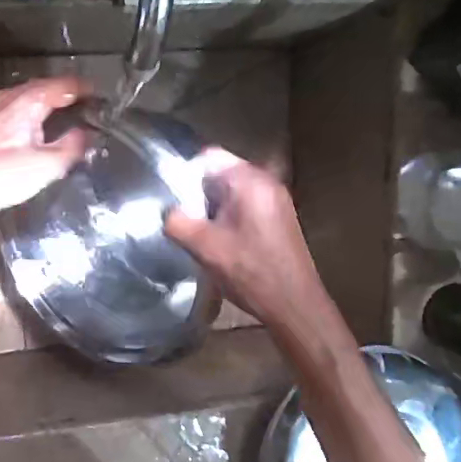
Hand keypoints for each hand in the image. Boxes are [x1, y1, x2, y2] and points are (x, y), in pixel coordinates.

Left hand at [0, 77, 89, 236]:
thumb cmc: (4, 178)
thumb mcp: (50, 165)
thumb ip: (74, 145)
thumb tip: (86, 134)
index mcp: (27, 102)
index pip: (63, 85)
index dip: (83, 88)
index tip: (97, 94)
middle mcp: (7, 98)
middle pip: (43, 87)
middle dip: (64, 93)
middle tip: (83, 102)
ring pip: (25, 96)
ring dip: (45, 102)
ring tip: (61, 112)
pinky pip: (11, 108)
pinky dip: (27, 112)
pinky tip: (31, 127)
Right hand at [164, 148, 332, 332]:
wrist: (293, 304)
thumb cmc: (250, 271)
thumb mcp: (203, 246)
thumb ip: (176, 221)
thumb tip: (167, 212)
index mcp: (249, 181)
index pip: (209, 157)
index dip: (185, 173)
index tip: (173, 200)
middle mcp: (266, 182)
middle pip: (220, 173)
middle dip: (197, 194)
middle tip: (184, 220)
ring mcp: (275, 200)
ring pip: (230, 192)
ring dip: (211, 209)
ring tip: (200, 235)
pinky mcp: (278, 218)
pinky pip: (244, 205)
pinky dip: (227, 218)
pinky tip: (221, 244)